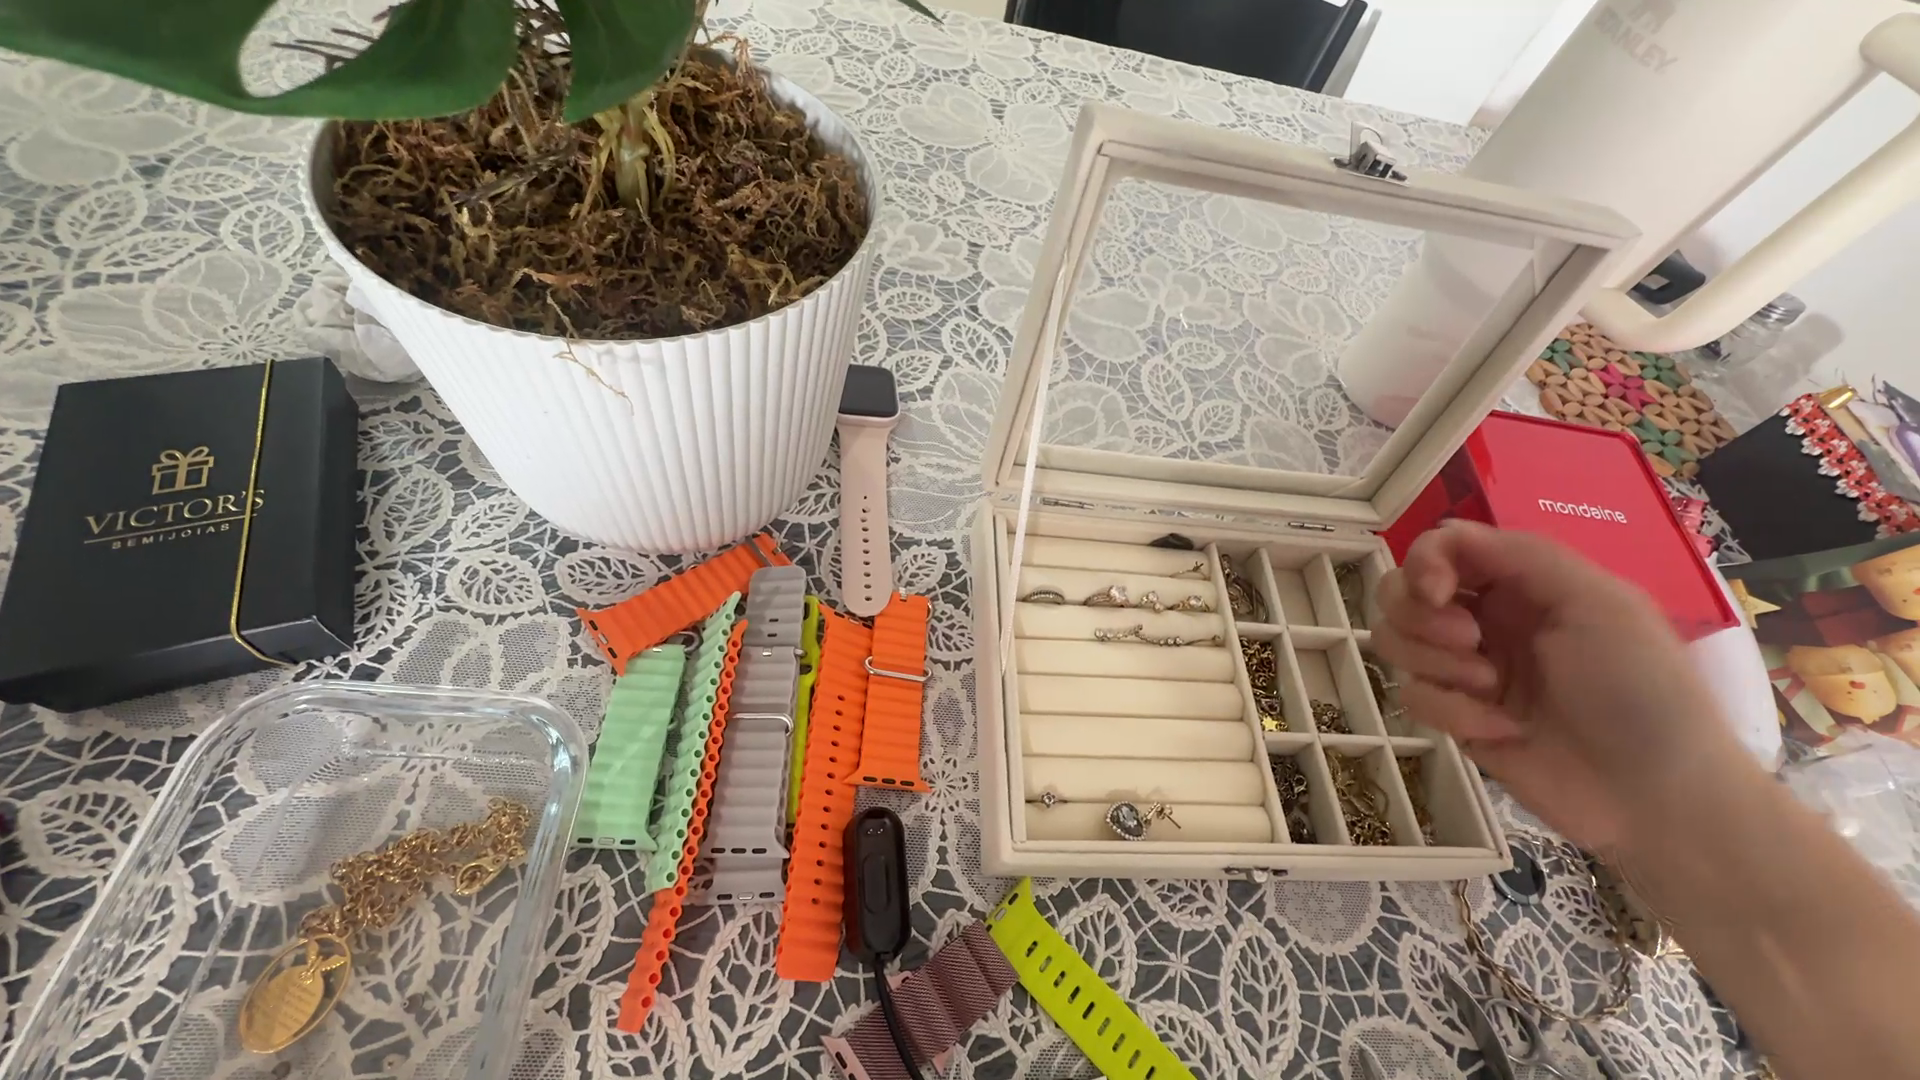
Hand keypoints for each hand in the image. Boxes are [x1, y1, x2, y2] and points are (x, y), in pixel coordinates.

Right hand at [1373, 520, 1753, 853]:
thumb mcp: (1601, 603)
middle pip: (1400, 590)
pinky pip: (1412, 696)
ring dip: (1434, 663)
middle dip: (1420, 616)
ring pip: (1393, 640)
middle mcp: (1484, 618)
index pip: (1442, 547)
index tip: (1437, 592)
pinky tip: (1500, 730)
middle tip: (1469, 641)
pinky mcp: (1454, 716)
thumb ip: (1525, 556)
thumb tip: (1445, 533)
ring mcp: (1464, 668)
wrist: (1655, 795)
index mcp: (1521, 585)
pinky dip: (1450, 711)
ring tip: (1491, 688)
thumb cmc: (1641, 689)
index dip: (1424, 562)